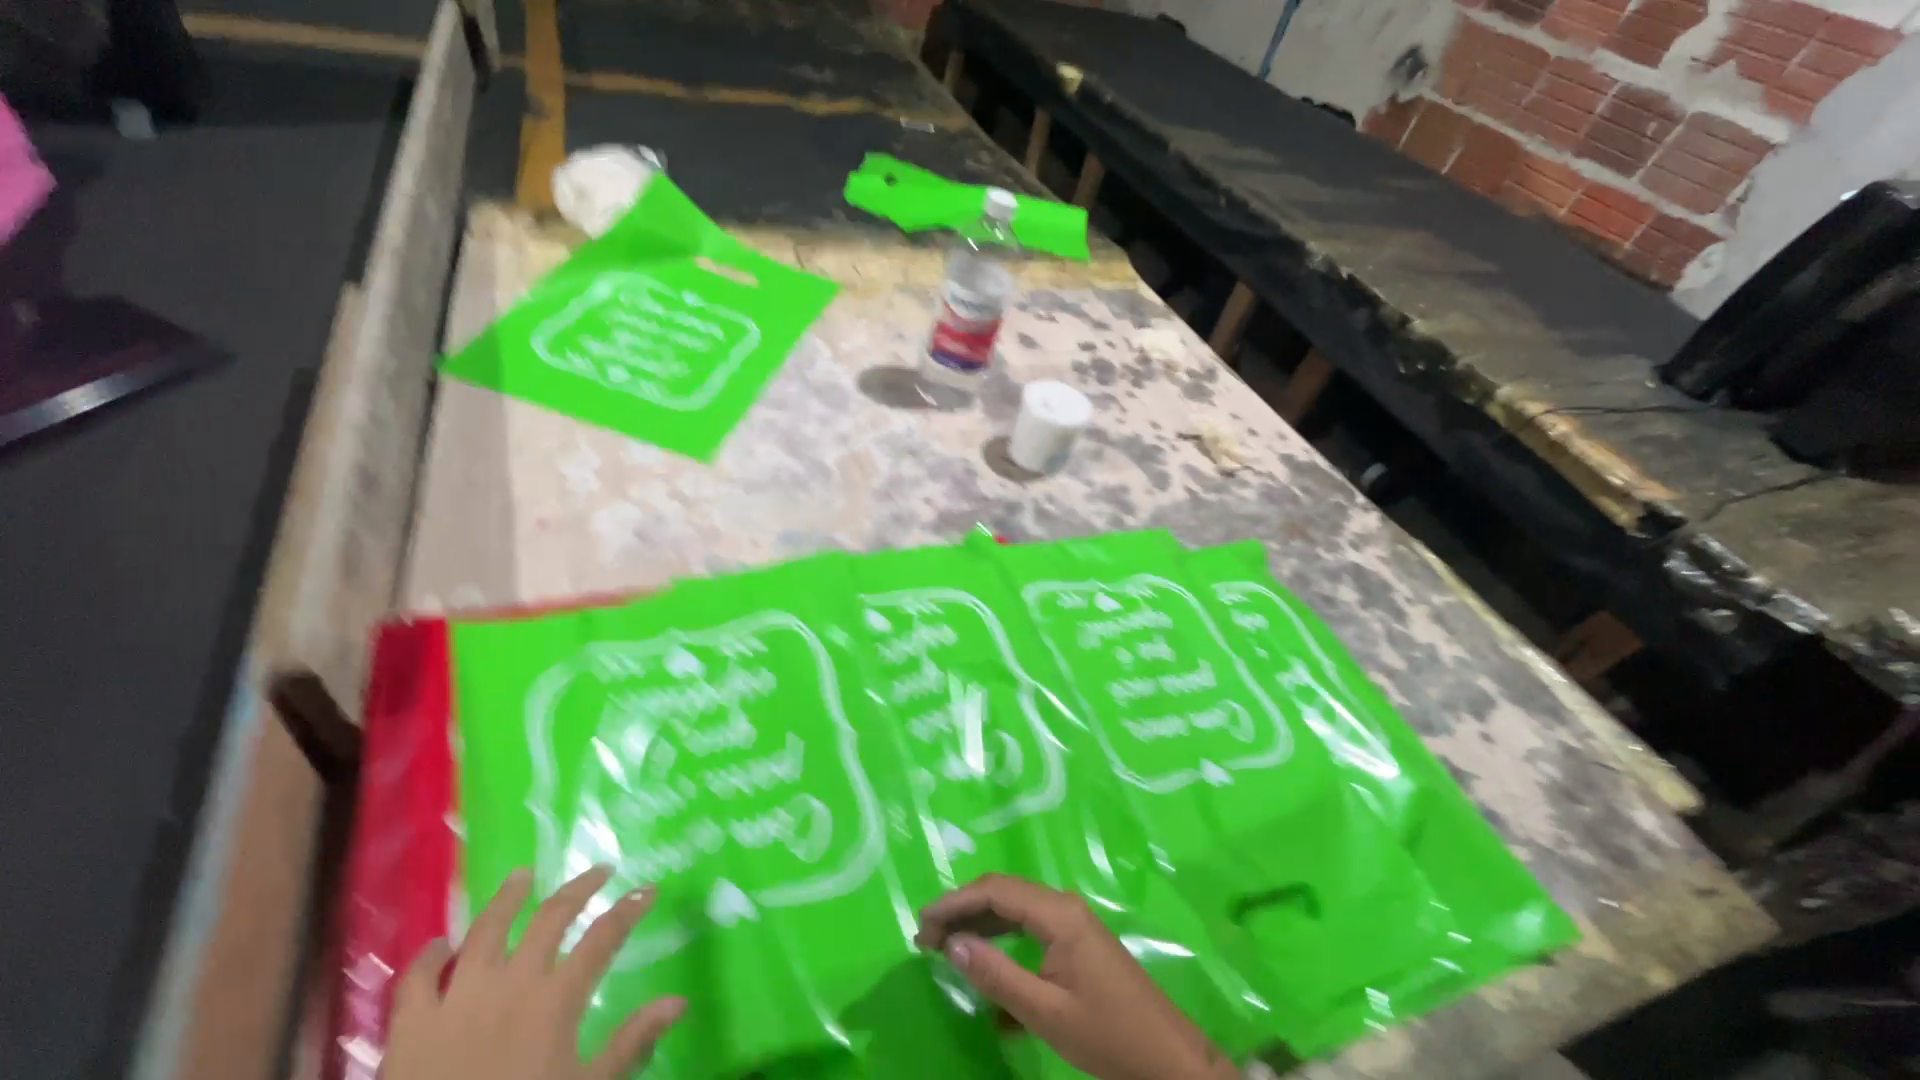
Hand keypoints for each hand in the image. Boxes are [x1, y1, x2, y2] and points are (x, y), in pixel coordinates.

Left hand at [381, 866, 684, 1079]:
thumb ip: (631, 1042)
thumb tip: (678, 1001)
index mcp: (556, 1000)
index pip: (602, 939)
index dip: (628, 909)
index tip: (648, 888)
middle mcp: (511, 983)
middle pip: (549, 920)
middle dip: (579, 890)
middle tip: (598, 870)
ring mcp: (457, 998)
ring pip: (484, 932)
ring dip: (506, 900)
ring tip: (522, 876)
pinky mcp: (412, 1023)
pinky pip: (416, 978)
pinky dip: (427, 956)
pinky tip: (438, 944)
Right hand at [915, 874, 1237, 1079]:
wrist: (1169, 1058)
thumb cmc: (1107, 1034)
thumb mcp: (1044, 1012)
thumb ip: (996, 975)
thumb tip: (952, 943)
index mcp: (1058, 914)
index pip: (994, 891)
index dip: (954, 902)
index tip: (920, 924)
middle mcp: (1065, 908)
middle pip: (1003, 894)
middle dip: (963, 911)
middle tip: (926, 938)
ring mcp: (1074, 924)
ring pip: (1016, 911)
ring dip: (980, 927)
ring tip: (946, 949)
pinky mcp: (1079, 944)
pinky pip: (1032, 931)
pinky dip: (1004, 944)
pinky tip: (987, 973)